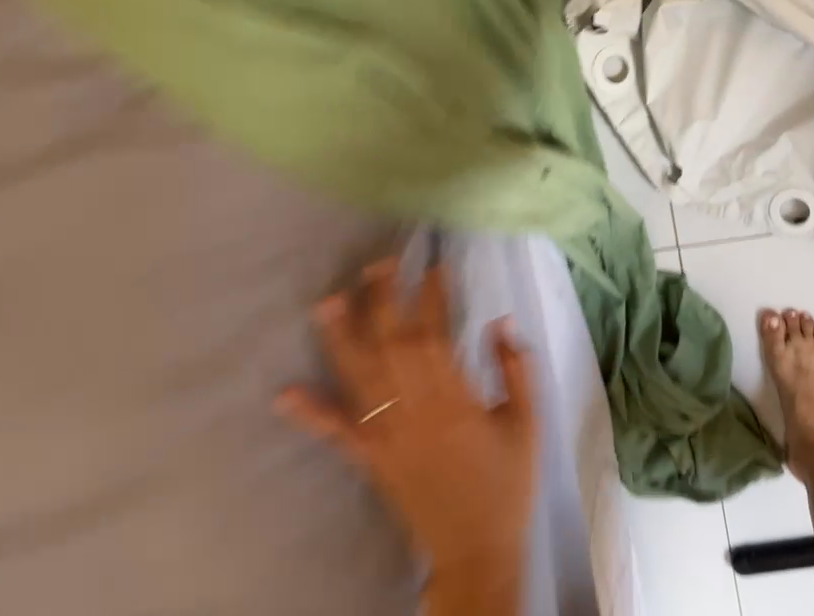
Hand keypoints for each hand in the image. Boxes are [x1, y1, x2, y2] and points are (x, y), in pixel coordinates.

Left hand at [275, 254, 535, 578]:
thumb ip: (517, 370)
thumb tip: (500, 321)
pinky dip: (311, 412)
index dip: (432, 296)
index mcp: (456, 399)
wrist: (476, 550)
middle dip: (384, 300)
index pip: (437, 334)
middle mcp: (415, 410)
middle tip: (379, 264)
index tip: (433, 266)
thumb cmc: (506, 483)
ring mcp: (387, 435)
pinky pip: (337, 433)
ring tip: (331, 301)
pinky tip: (285, 393)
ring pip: (361, 378)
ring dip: (344, 338)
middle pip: (393, 345)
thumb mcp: (528, 423)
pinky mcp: (370, 459)